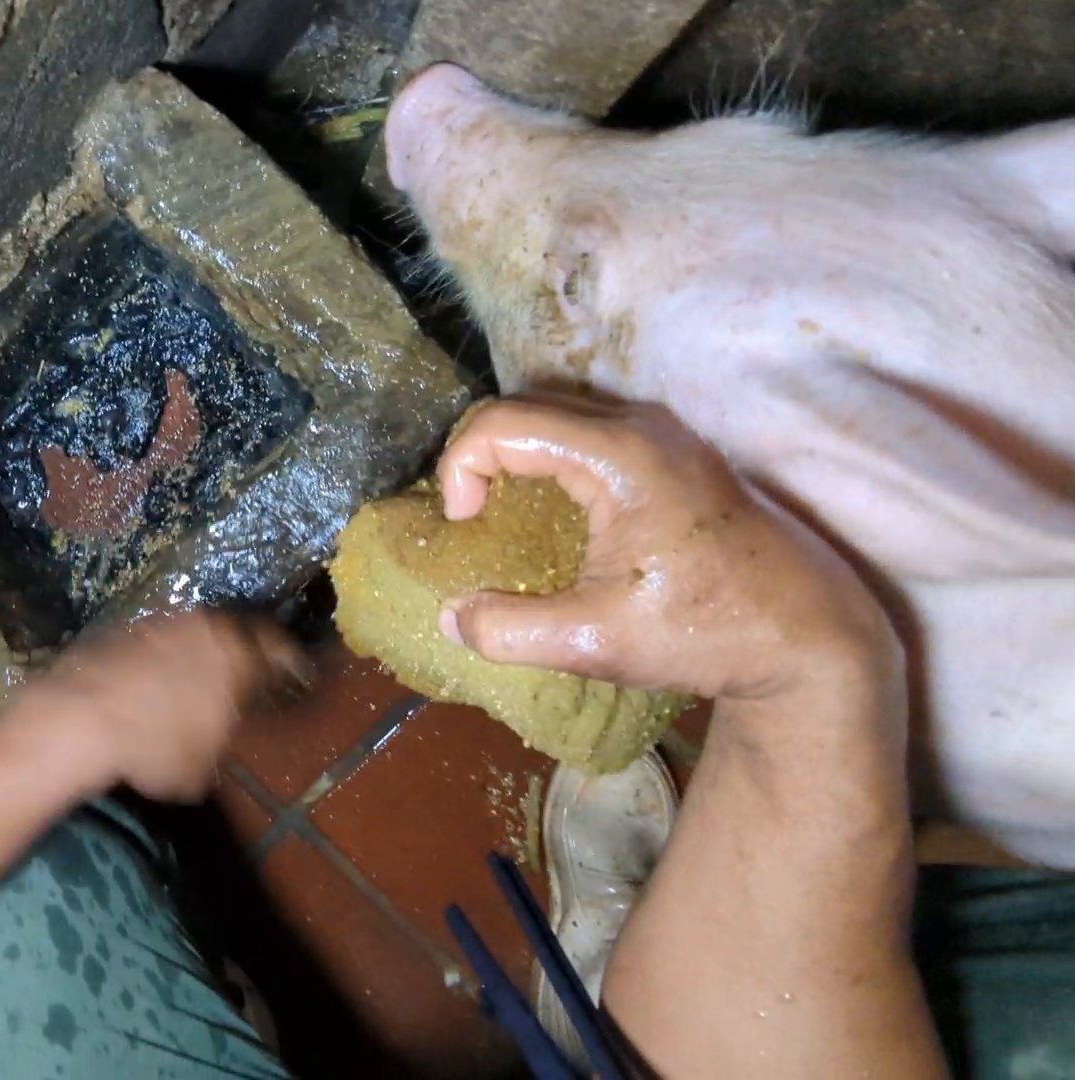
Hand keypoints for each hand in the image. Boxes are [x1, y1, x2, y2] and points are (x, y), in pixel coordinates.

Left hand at [12, 612, 306, 802]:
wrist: (78, 718)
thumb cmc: (153, 746)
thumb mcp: (203, 763)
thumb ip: (222, 736)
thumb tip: (218, 730)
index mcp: (236, 654)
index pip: (278, 648)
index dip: (288, 662)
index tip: (293, 673)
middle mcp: (203, 627)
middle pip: (234, 635)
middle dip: (240, 656)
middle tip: (241, 680)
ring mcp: (160, 622)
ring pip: (192, 634)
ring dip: (197, 654)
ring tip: (192, 684)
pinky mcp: (123, 628)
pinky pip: (157, 641)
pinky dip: (161, 658)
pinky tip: (150, 685)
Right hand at [435, 396, 899, 705]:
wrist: (815, 639)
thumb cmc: (708, 634)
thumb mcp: (594, 644)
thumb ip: (506, 631)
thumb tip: (448, 617)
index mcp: (620, 456)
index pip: (501, 424)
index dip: (460, 467)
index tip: (465, 523)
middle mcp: (640, 426)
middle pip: (520, 408)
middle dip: (476, 457)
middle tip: (471, 516)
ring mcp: (659, 432)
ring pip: (549, 414)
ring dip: (508, 456)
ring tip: (499, 511)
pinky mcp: (668, 449)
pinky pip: (578, 430)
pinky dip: (540, 458)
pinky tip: (545, 510)